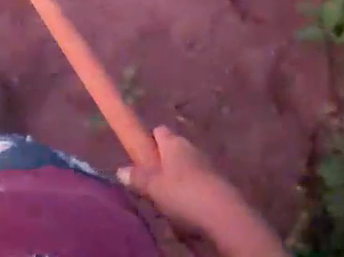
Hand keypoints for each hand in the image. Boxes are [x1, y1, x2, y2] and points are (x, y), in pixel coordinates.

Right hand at [117, 127, 283, 256]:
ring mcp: (206, 163)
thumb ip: (137, 177)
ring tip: (170, 196)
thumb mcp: (153, 187)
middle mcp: (190, 146)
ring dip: (180, 176)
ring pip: (187, 164)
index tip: (143, 156)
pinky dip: (193, 188)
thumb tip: (120, 170)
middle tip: (154, 180)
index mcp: (172, 142)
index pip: (158, 131)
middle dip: (165, 160)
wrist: (223, 213)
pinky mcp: (218, 181)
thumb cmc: (183, 193)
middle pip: (173, 148)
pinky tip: (188, 205)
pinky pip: (200, 180)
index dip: (150, 141)